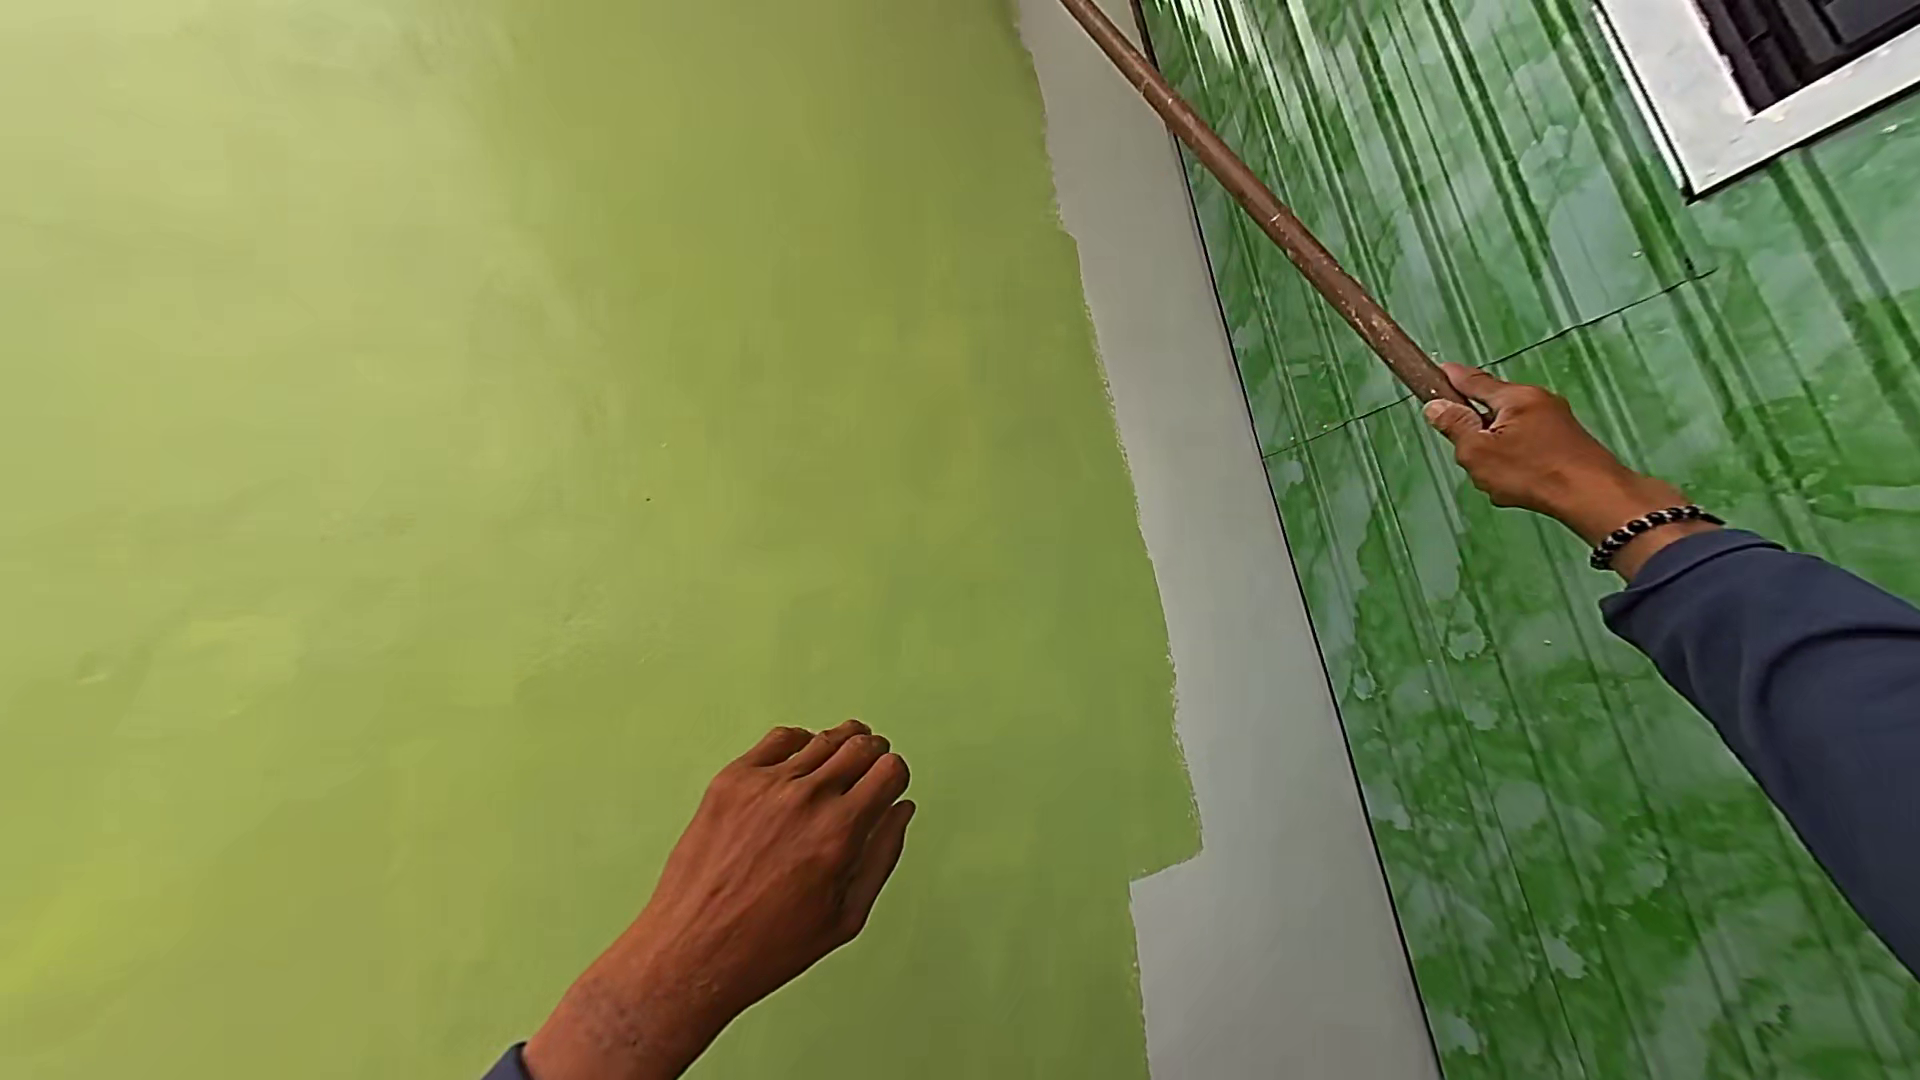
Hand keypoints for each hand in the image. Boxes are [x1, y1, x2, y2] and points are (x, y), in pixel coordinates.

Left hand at [524, 720, 915, 1079]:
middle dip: (874, 755)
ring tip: (838, 762)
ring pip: (825, 737)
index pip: (891, 769)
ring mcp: (767, 783)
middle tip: (868, 770)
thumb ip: (883, 855)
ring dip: (842, 745)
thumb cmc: (769, 946)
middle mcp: (808, 798)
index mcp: (841, 831)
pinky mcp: (733, 779)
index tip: (888, 786)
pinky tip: (799, 764)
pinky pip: (781, 737)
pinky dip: (800, 744)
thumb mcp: (846, 917)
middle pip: (862, 744)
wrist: (689, 954)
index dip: (896, 776)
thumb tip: (901, 807)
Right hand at [1422, 363, 1716, 578]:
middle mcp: (1538, 401)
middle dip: (1470, 423)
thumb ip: (1454, 426)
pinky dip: (1507, 455)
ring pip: (1504, 427)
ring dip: (1489, 444)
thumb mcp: (1476, 450)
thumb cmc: (1529, 471)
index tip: (1437, 370)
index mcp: (1515, 398)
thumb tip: (1435, 405)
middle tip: (1458, 446)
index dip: (1452, 377)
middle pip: (1490, 406)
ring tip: (1486, 470)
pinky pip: (1521, 441)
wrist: (1592, 495)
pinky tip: (1507, 477)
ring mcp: (1554, 420)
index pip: (1474, 381)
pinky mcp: (1562, 440)